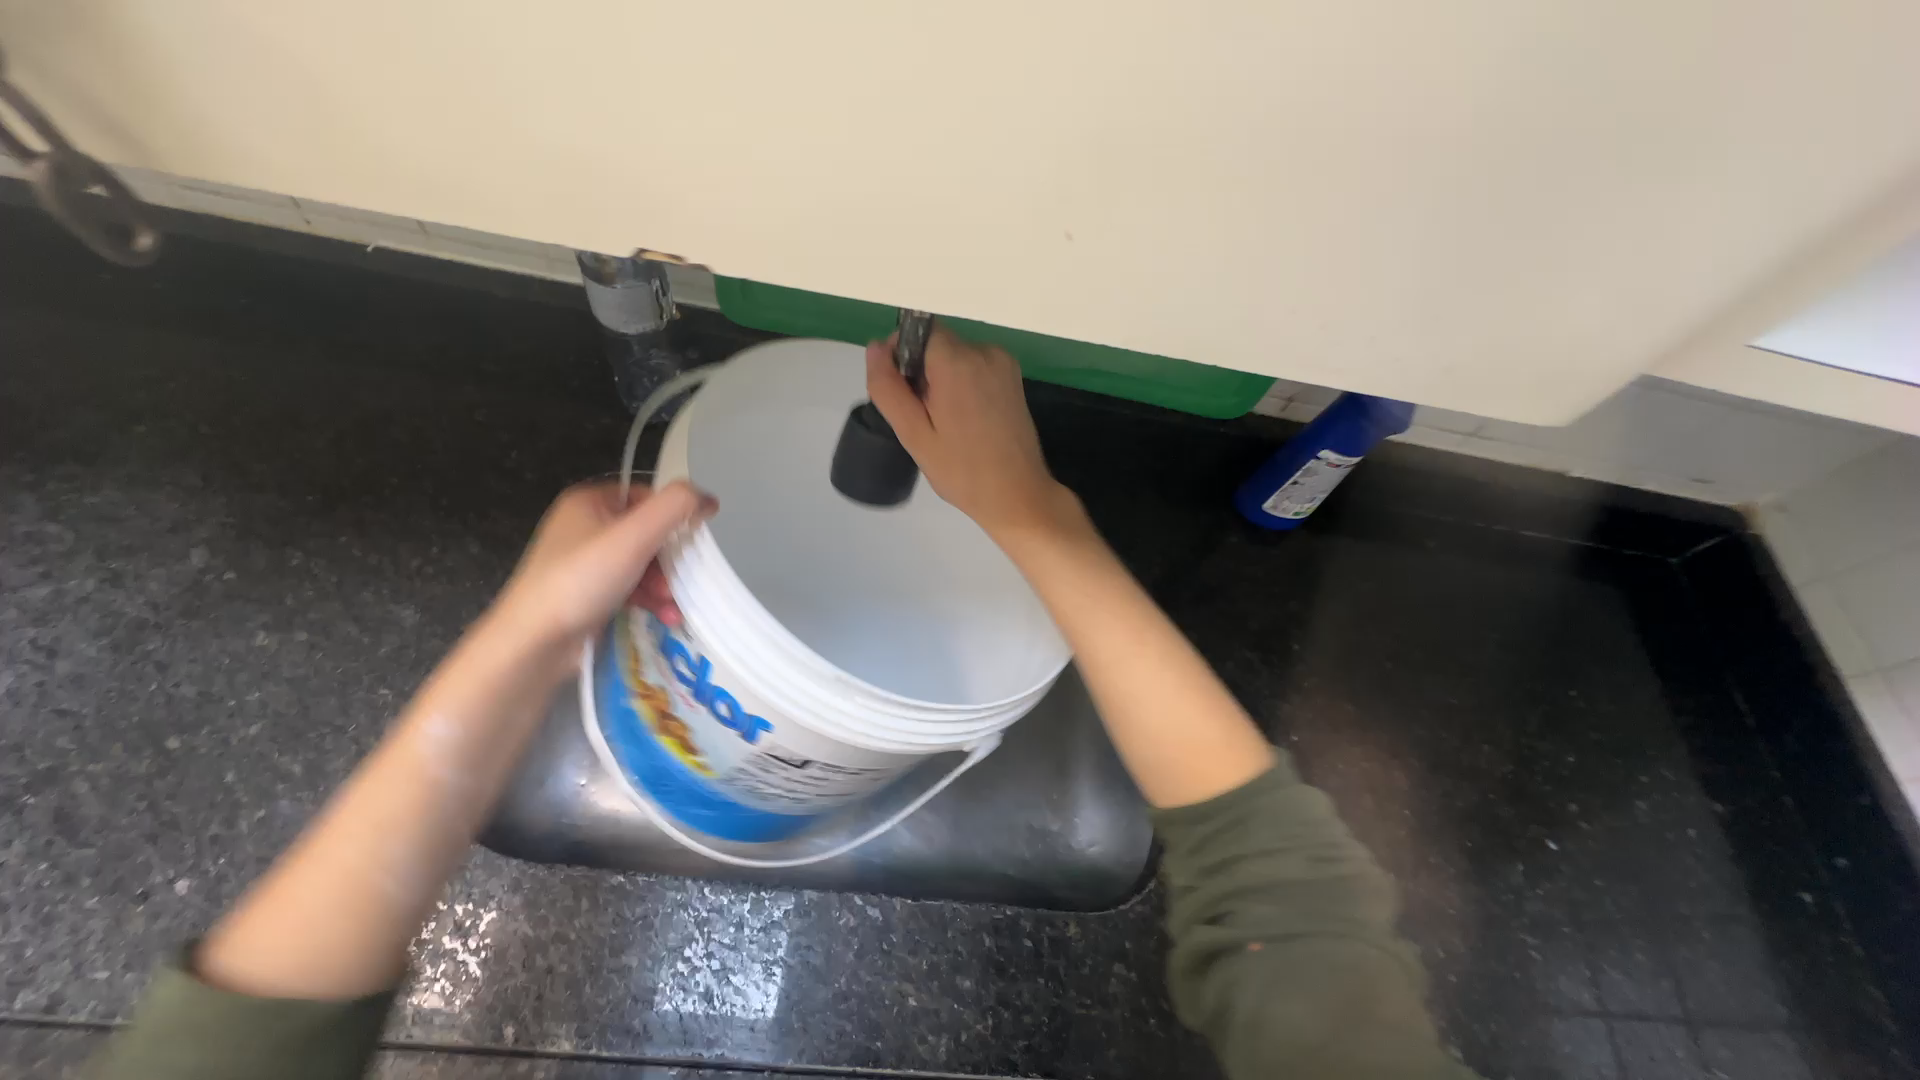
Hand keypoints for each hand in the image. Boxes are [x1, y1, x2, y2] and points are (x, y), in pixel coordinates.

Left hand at [487, 479, 716, 665]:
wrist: (534, 642)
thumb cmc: (582, 580)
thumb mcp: (634, 536)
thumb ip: (676, 508)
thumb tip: (708, 499)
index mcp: (589, 502)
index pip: (646, 496)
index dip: (672, 517)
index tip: (690, 541)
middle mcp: (584, 528)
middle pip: (647, 533)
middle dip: (671, 559)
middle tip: (681, 579)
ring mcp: (584, 564)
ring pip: (641, 565)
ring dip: (665, 584)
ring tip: (674, 605)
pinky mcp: (587, 596)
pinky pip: (630, 589)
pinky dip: (650, 601)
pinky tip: (666, 617)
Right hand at [865, 324, 1074, 538]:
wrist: (1018, 495)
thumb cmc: (962, 471)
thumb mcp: (914, 434)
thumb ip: (888, 387)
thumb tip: (875, 347)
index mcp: (958, 362)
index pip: (917, 331)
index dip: (901, 356)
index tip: (904, 394)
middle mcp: (984, 351)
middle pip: (936, 343)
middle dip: (922, 372)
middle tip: (925, 418)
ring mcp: (1003, 362)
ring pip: (955, 355)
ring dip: (942, 380)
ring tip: (947, 423)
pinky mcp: (1012, 376)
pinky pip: (974, 366)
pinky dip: (962, 384)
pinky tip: (965, 420)